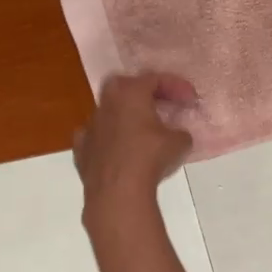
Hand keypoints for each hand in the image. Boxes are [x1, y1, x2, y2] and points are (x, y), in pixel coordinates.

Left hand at [73, 72, 196, 206]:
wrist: (117, 192)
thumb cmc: (152, 158)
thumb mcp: (181, 141)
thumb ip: (179, 130)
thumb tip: (175, 134)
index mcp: (131, 94)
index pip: (154, 78)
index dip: (176, 85)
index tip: (190, 99)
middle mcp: (107, 104)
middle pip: (122, 85)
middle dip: (142, 90)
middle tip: (159, 102)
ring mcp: (90, 127)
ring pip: (107, 111)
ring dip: (125, 115)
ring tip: (142, 129)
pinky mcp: (81, 150)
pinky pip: (96, 135)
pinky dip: (109, 138)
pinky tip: (120, 149)